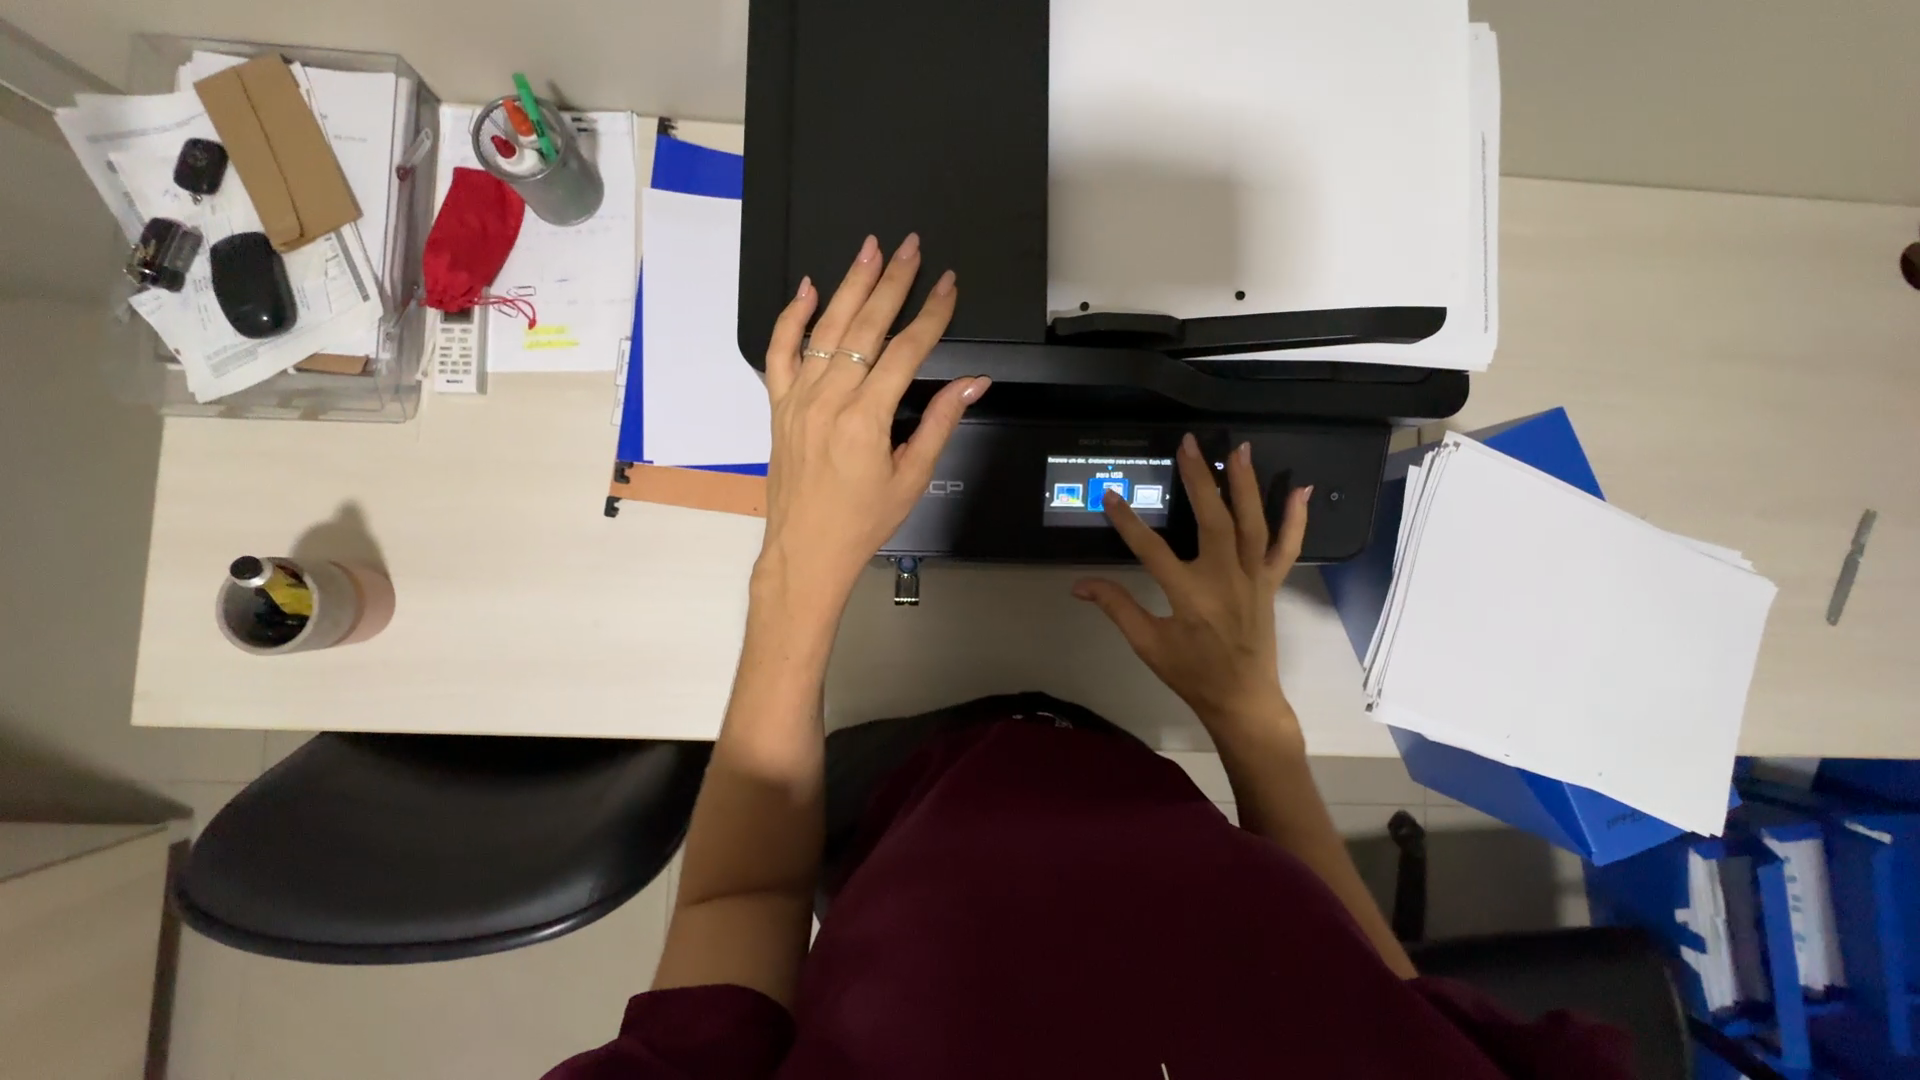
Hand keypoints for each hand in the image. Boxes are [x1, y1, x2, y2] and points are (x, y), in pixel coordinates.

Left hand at [755, 234, 989, 613]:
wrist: (806, 550)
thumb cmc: (860, 522)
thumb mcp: (912, 477)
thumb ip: (941, 422)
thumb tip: (972, 383)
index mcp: (865, 420)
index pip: (905, 350)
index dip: (931, 314)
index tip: (947, 286)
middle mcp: (828, 401)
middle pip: (865, 326)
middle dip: (893, 283)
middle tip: (911, 248)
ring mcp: (798, 400)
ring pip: (825, 329)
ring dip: (849, 285)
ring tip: (869, 251)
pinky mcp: (780, 406)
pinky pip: (780, 352)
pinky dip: (791, 318)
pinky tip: (806, 290)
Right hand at [1073, 434, 1310, 731]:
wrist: (1242, 699)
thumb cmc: (1191, 673)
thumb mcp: (1147, 644)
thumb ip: (1116, 607)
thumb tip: (1080, 585)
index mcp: (1189, 595)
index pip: (1151, 549)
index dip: (1128, 521)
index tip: (1111, 495)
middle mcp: (1224, 579)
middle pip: (1212, 519)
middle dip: (1200, 479)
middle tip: (1189, 444)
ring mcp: (1253, 578)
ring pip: (1252, 523)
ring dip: (1246, 484)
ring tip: (1241, 448)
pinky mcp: (1270, 583)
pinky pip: (1287, 547)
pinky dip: (1296, 518)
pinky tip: (1300, 489)